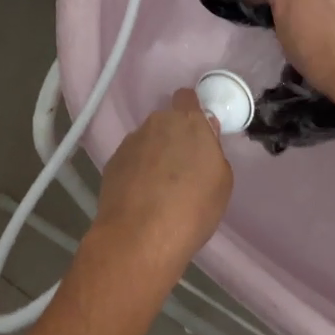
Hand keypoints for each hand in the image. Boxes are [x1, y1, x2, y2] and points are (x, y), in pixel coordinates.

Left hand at [92, 88, 233, 269]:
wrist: (140, 238)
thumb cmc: (192, 209)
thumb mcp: (222, 182)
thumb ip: (213, 150)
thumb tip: (204, 136)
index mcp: (188, 122)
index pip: (187, 97)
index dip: (192, 110)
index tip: (196, 133)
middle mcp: (157, 123)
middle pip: (167, 122)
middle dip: (173, 138)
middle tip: (181, 170)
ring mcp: (131, 141)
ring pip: (148, 141)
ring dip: (154, 155)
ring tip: (158, 190)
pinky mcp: (113, 161)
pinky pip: (131, 159)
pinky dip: (136, 171)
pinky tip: (141, 197)